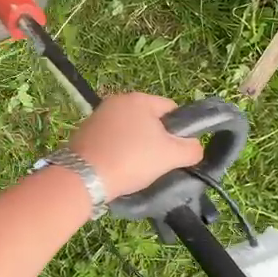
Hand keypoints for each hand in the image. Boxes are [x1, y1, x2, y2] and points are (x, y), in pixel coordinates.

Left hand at [66, 92, 204, 198]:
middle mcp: (116, 101)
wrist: (84, 177)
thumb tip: (194, 147)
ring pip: (130, 131)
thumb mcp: (171, 155)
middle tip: (158, 162)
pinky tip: (119, 167)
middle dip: (157, 139)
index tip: (177, 151)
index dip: (180, 130)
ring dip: (137, 146)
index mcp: (138, 99)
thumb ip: (191, 148)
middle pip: (149, 120)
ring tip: (138, 168)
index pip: (171, 108)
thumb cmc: (131, 160)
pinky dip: (118, 151)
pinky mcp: (85, 132)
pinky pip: (112, 140)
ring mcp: (98, 116)